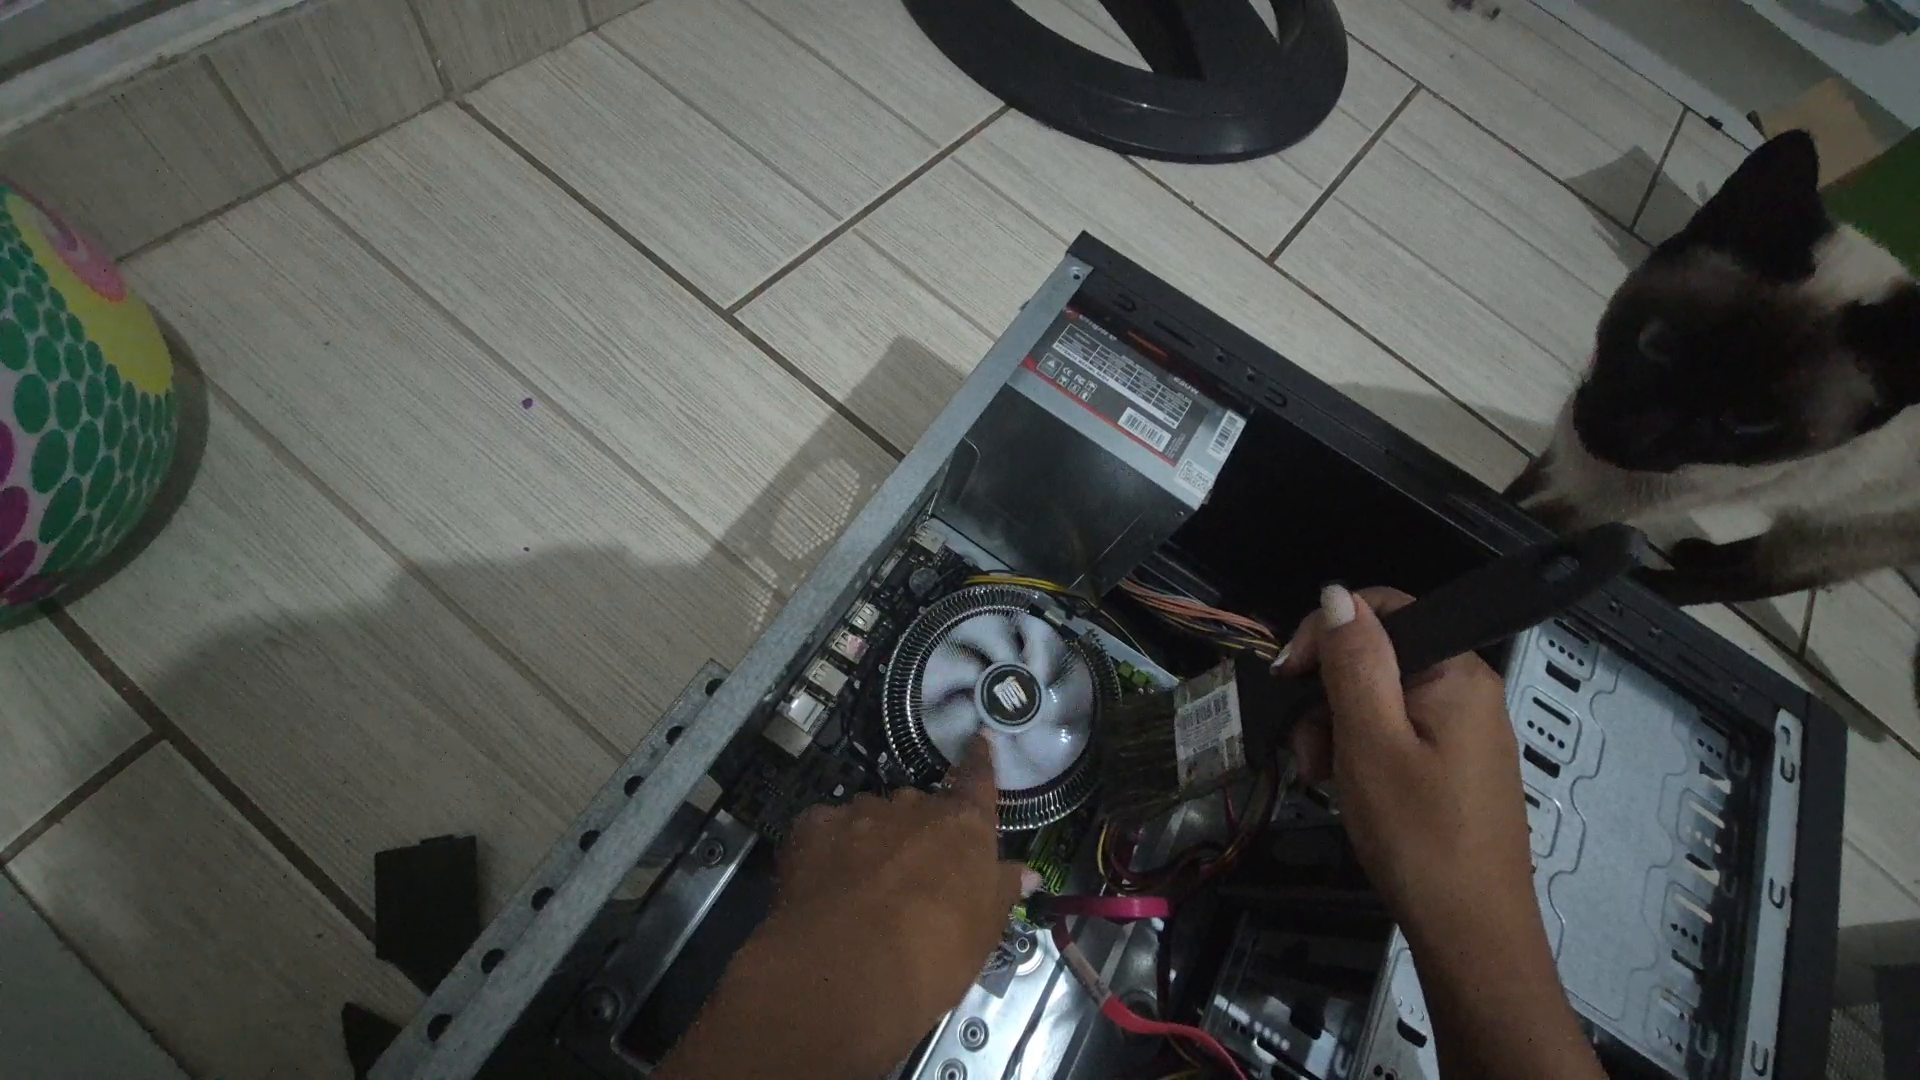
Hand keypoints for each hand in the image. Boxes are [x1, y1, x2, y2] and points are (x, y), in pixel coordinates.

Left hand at [657, 736, 1029, 1079]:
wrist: (848, 966)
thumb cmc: (933, 953)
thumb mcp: (983, 931)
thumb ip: (1001, 890)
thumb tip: (1026, 872)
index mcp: (962, 825)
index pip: (977, 780)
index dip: (979, 761)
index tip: (979, 740)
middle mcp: (913, 805)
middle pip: (920, 807)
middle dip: (918, 831)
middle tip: (912, 873)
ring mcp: (861, 811)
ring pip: (871, 817)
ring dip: (873, 839)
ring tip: (862, 886)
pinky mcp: (814, 825)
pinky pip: (826, 829)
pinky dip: (828, 849)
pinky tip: (823, 883)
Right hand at [1277, 586, 1602, 1079]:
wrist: (1470, 935)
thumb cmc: (1416, 834)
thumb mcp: (1370, 740)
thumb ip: (1353, 661)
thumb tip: (1334, 592)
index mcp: (1455, 673)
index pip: (1384, 610)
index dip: (1326, 633)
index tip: (1287, 677)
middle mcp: (1464, 689)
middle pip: (1374, 656)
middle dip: (1325, 692)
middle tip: (1304, 747)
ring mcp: (1460, 728)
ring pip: (1375, 695)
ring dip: (1333, 726)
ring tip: (1318, 776)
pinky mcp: (1450, 761)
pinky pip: (1391, 729)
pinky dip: (1356, 748)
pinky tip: (1342, 784)